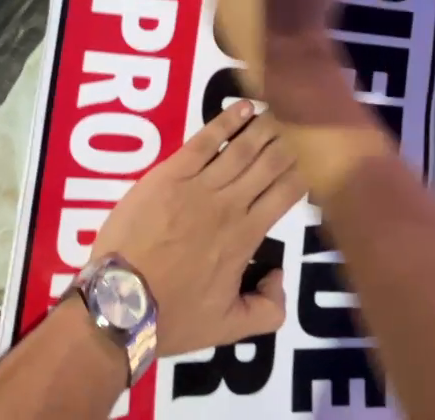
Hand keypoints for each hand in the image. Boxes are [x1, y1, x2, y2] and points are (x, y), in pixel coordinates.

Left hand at [91, 100, 304, 355]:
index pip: (286, 193)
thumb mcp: (228, 328)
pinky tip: (243, 107)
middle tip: (302, 124)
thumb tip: (279, 276)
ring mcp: (199, 184)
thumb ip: (267, 310)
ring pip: (242, 147)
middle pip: (269, 162)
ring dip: (264, 127)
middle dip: (289, 141)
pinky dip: (226, 121)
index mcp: (246, 236)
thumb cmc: (173, 315)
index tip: (315, 155)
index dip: (304, 171)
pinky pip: (205, 140)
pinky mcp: (170, 172)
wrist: (119, 300)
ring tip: (279, 111)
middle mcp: (230, 203)